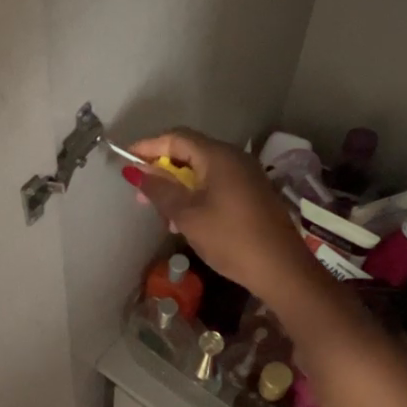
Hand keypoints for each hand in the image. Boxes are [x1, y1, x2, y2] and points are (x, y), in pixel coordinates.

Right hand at [126, 129, 315, 300]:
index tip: (125, 158)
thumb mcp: (187, 215)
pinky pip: (217, 184)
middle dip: (162, 170)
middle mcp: (234, 158)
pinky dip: (196, 194)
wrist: (280, 268)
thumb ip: (161, 190)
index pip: (177, 138)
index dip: (148, 146)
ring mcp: (247, 176)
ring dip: (178, 186)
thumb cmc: (230, 238)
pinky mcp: (253, 194)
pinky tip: (185, 219)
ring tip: (161, 211)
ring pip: (203, 171)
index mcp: (218, 156)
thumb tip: (139, 172)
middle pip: (190, 152)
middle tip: (141, 191)